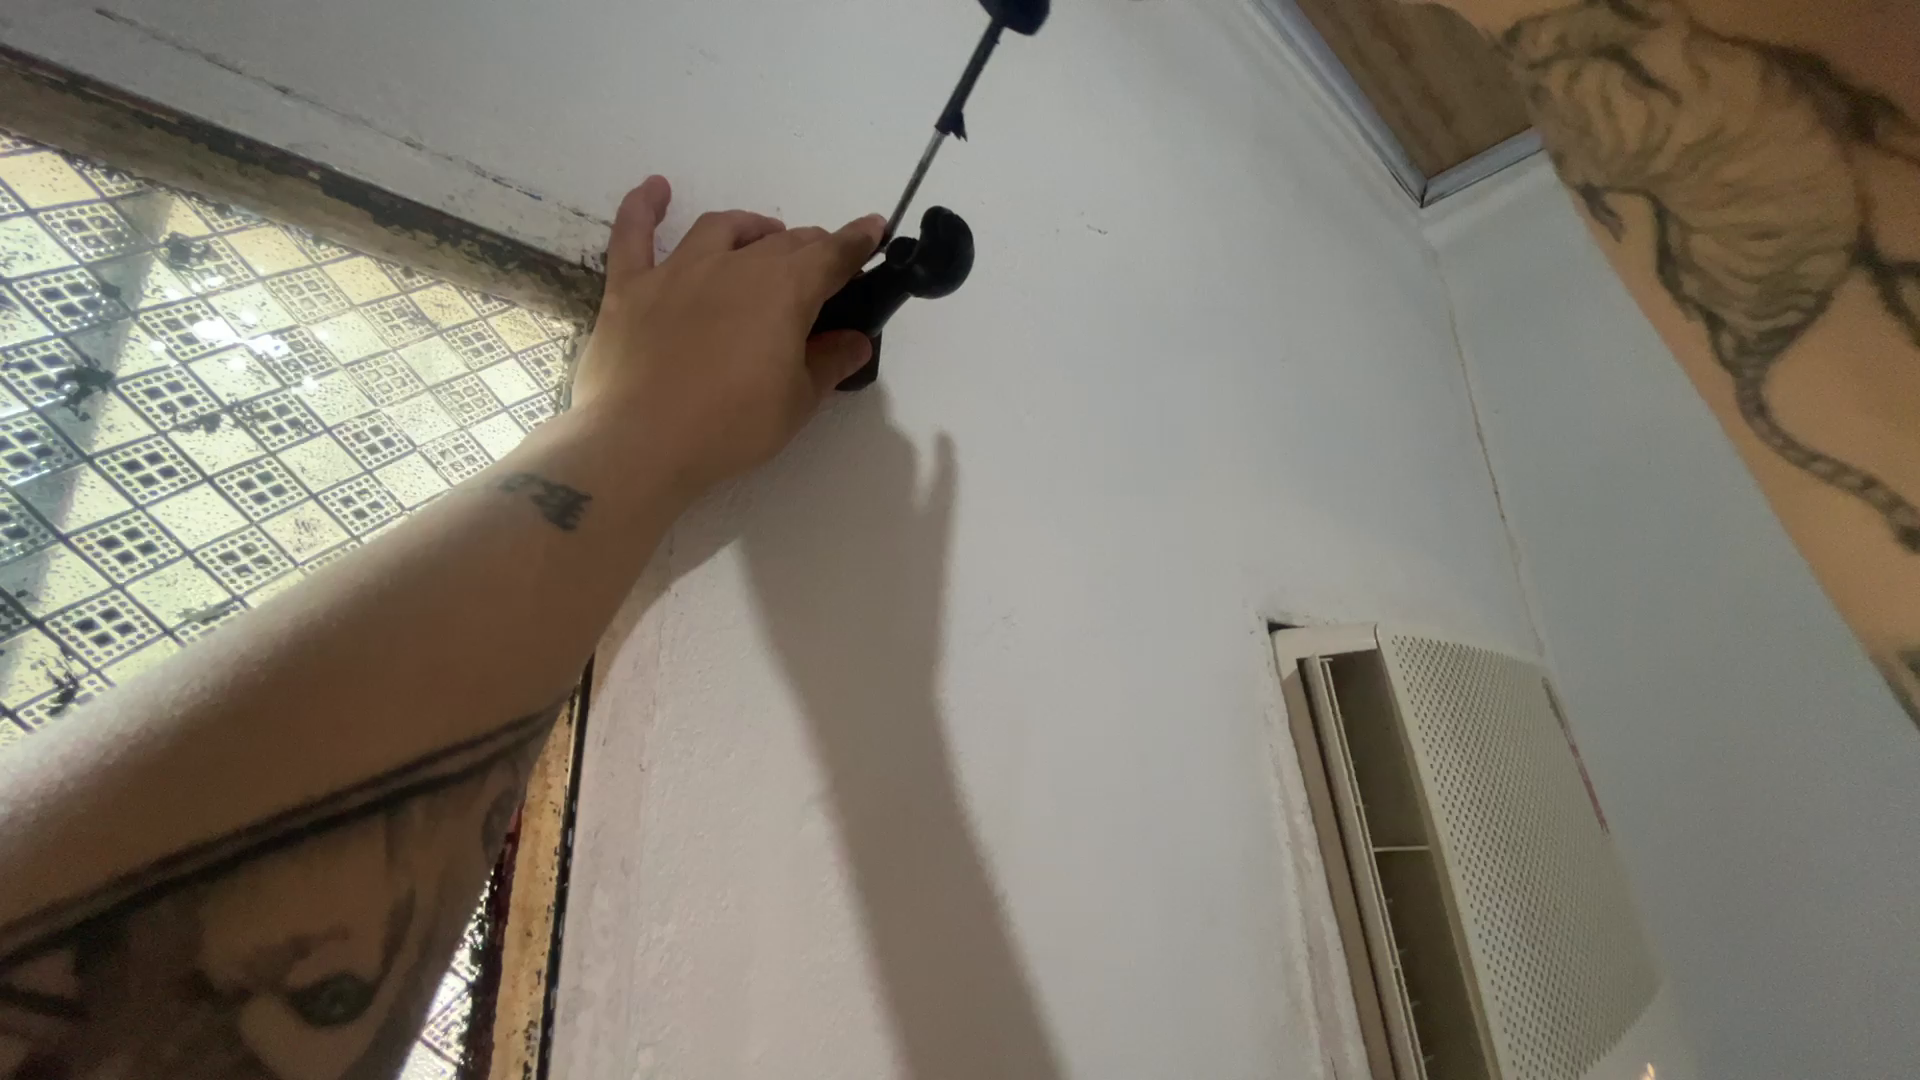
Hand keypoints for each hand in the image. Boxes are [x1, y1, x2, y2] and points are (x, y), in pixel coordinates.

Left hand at [567, 176, 883, 498]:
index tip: (873, 229)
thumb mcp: (798, 402)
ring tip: (766, 235)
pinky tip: (656, 189)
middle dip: (811, 246)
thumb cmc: (733, 426)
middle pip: (782, 242)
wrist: (644, 442)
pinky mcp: (631, 286)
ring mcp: (677, 271)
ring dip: (752, 227)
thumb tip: (856, 340)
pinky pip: (634, 234)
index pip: (831, 256)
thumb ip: (829, 363)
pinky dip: (645, 207)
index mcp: (783, 292)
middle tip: (823, 265)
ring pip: (721, 229)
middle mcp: (734, 266)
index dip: (857, 242)